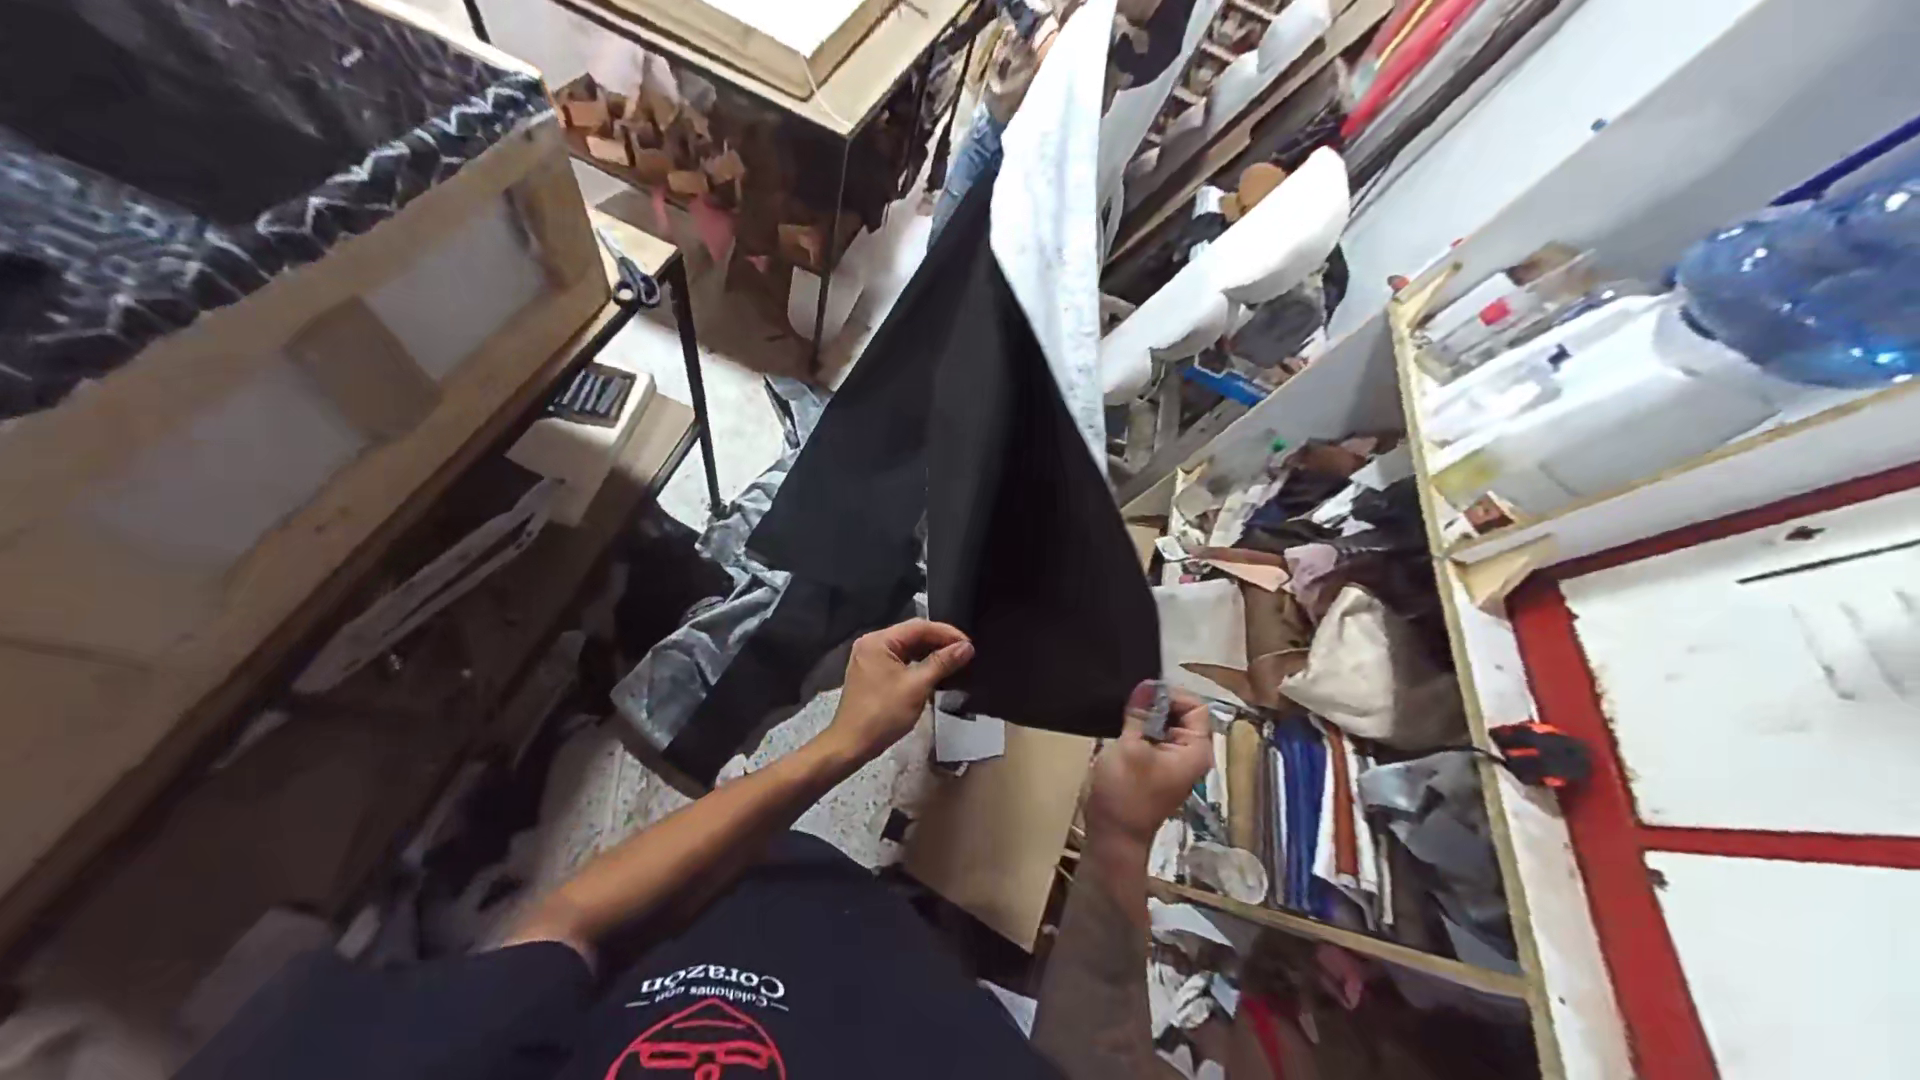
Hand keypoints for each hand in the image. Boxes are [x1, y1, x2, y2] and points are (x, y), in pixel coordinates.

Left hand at [821, 619, 973, 764]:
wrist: (851, 745)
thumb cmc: (883, 714)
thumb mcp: (917, 686)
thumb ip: (942, 663)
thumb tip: (967, 647)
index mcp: (878, 641)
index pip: (919, 627)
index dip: (946, 633)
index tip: (969, 644)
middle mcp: (872, 643)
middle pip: (912, 635)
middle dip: (939, 642)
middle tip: (965, 652)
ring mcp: (870, 658)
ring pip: (907, 648)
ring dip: (930, 653)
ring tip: (955, 660)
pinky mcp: (872, 672)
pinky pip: (900, 660)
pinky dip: (918, 663)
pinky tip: (935, 670)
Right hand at [1086, 681, 1214, 846]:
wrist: (1113, 837)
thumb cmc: (1125, 793)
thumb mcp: (1130, 747)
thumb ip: (1139, 714)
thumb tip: (1146, 685)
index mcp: (1195, 750)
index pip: (1195, 706)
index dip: (1171, 694)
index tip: (1143, 692)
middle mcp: (1189, 754)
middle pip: (1181, 713)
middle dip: (1156, 703)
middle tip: (1129, 700)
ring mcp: (1172, 761)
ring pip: (1164, 724)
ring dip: (1145, 716)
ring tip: (1123, 711)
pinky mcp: (1155, 767)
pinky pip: (1153, 737)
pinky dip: (1139, 728)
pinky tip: (1121, 725)